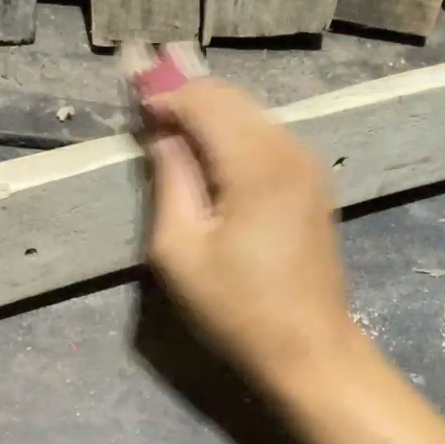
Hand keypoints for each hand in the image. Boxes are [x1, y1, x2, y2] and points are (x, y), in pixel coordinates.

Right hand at [142, 79, 359, 389]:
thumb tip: (161, 135)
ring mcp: (307, 163)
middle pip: (229, 97)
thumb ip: (169, 181)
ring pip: (250, 113)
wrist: (308, 347)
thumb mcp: (180, 251)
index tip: (131, 103)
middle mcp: (289, 149)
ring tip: (171, 132)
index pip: (203, 100)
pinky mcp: (313, 180)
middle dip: (185, 97)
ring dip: (209, 114)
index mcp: (256, 164)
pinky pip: (266, 137)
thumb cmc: (236, 308)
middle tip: (145, 108)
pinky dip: (233, 134)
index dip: (163, 95)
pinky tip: (209, 155)